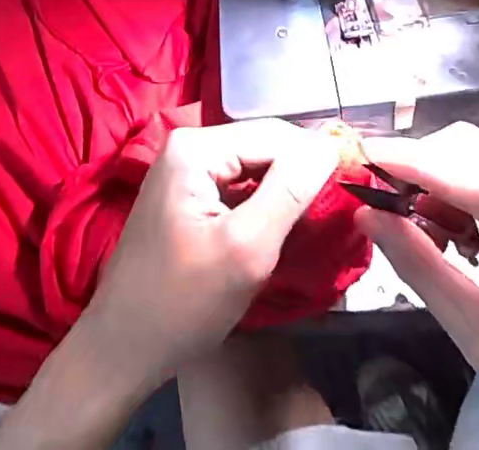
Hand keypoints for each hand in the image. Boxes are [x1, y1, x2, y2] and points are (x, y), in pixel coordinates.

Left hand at [92, 118, 342, 380]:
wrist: (124, 345)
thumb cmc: (183, 302)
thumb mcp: (247, 248)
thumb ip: (289, 191)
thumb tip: (329, 145)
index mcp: (195, 147)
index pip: (274, 134)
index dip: (316, 158)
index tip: (354, 188)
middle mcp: (187, 145)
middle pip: (263, 146)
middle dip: (299, 174)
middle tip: (338, 209)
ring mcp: (184, 169)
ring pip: (253, 166)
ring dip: (284, 189)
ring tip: (318, 218)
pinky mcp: (187, 194)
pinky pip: (237, 184)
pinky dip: (263, 201)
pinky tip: (283, 223)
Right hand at [357, 124, 478, 449]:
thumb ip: (424, 271)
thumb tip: (366, 216)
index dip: (420, 166)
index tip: (364, 159)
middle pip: (475, 154)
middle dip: (415, 163)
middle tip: (378, 200)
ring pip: (477, 148)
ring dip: (431, 169)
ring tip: (416, 218)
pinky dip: (451, 176)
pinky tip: (449, 219)